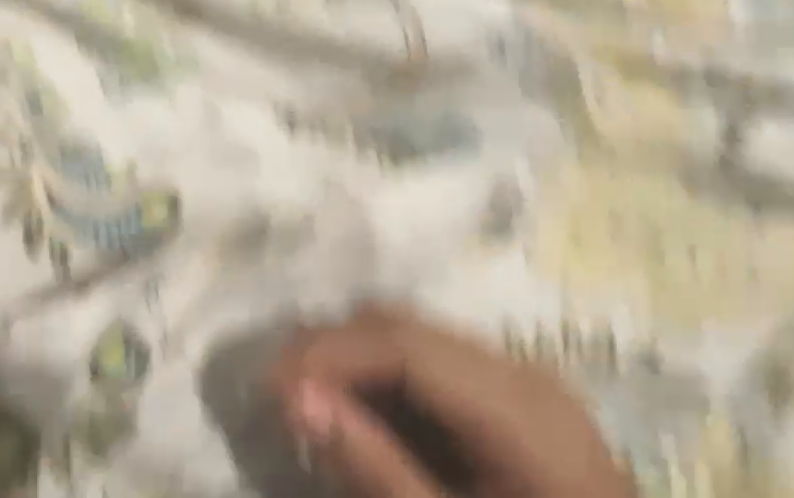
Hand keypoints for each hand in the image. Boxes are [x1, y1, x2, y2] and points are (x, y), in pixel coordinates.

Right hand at [270, 306, 635, 497]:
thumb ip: (373, 466)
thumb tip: (292, 395)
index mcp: (519, 405)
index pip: (400, 342)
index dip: (325, 352)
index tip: (269, 385)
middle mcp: (522, 372)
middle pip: (401, 326)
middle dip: (331, 351)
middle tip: (285, 398)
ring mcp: (523, 383)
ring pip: (409, 337)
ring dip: (353, 362)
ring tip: (316, 408)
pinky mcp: (517, 402)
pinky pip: (431, 366)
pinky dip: (385, 382)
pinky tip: (365, 420)